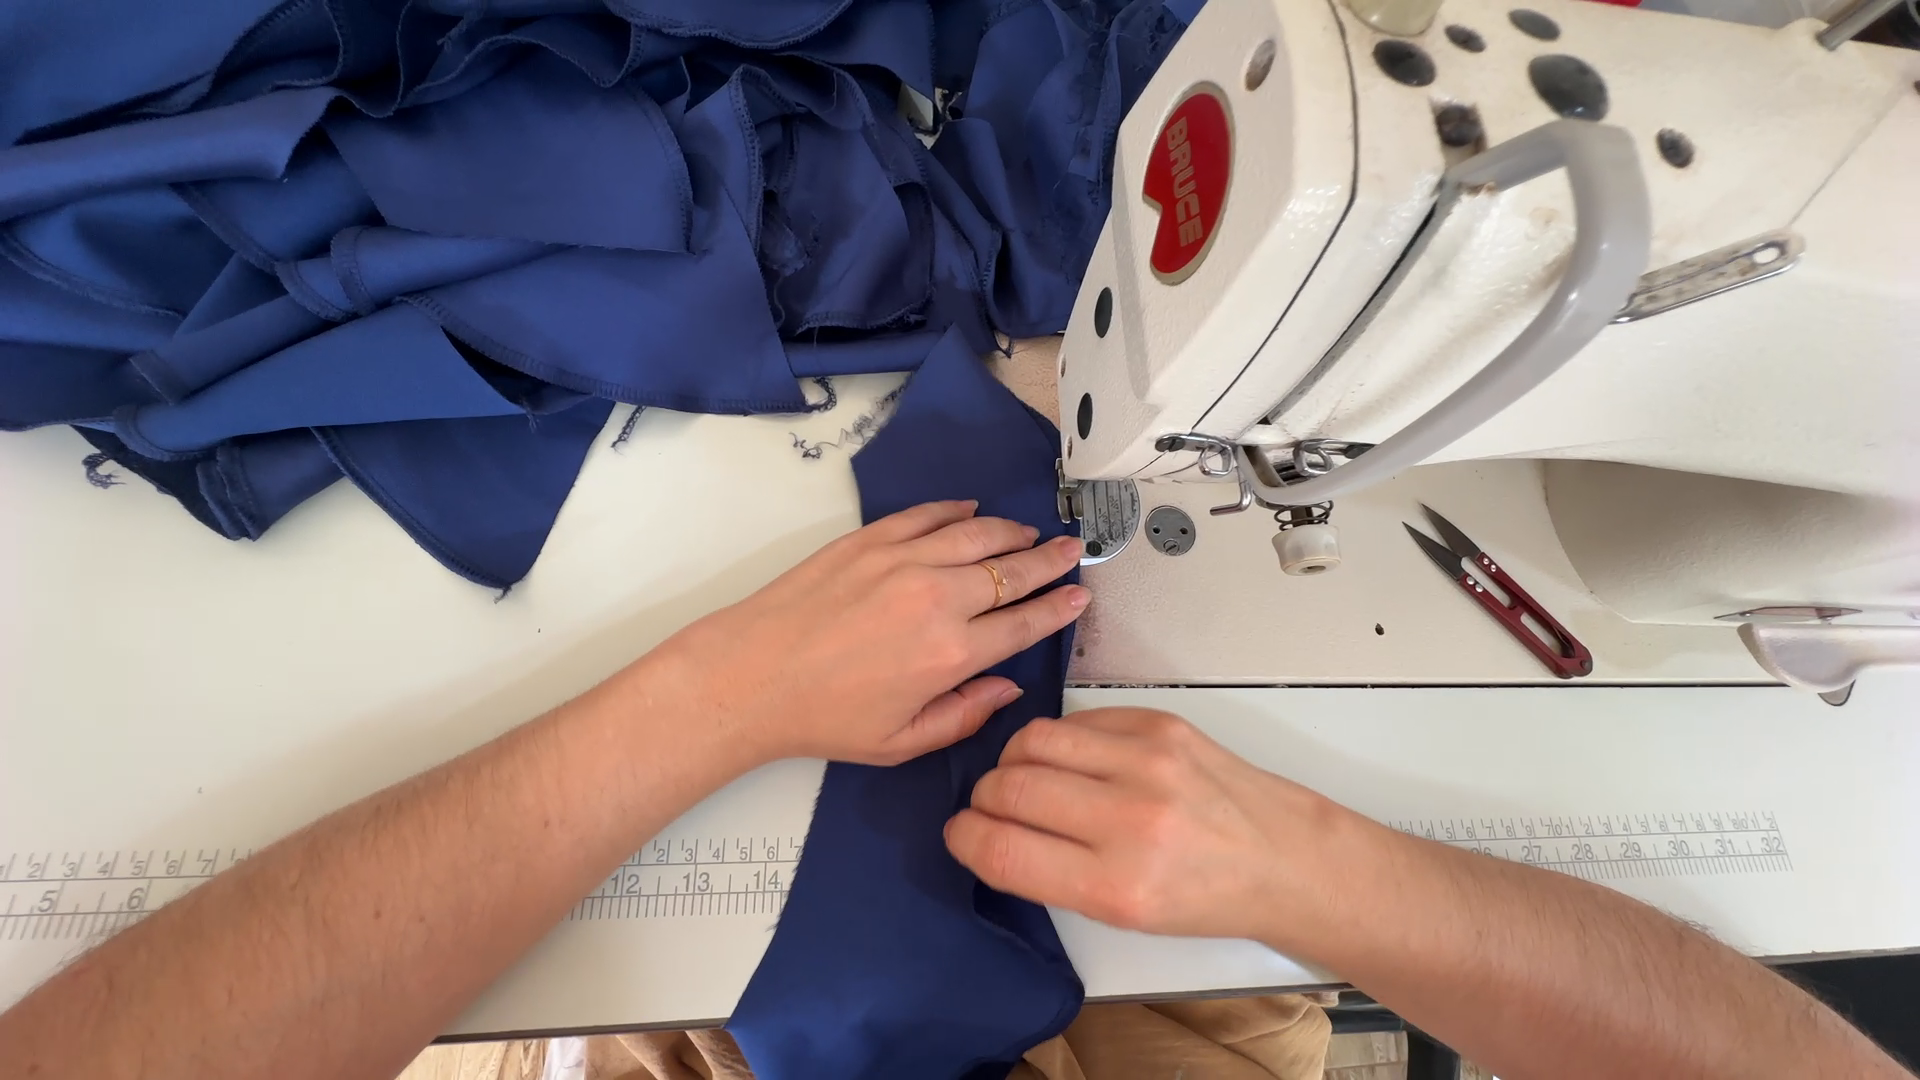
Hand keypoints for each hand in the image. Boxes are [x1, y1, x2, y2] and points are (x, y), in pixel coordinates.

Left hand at [642, 500, 1086, 767]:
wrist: (750, 676)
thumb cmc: (825, 719)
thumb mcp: (902, 743)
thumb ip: (965, 716)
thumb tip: (1011, 688)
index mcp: (951, 655)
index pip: (1024, 624)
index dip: (1059, 608)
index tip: (1080, 594)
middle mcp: (938, 598)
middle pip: (1012, 571)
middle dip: (1050, 560)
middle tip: (1072, 550)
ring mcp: (903, 560)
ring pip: (977, 534)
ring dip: (1011, 531)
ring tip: (1029, 532)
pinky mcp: (870, 539)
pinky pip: (927, 515)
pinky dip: (956, 509)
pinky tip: (972, 508)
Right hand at [945, 708, 1341, 941]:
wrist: (1281, 855)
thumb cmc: (1201, 897)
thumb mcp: (1123, 914)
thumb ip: (1050, 871)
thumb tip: (988, 827)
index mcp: (1118, 885)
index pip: (1003, 848)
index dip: (964, 837)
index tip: (961, 833)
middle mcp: (1130, 816)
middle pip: (1008, 786)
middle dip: (983, 797)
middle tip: (991, 806)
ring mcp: (1146, 758)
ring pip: (1031, 738)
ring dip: (1012, 759)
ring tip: (1026, 776)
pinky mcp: (1157, 720)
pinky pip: (1074, 721)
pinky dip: (1057, 742)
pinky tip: (1073, 761)